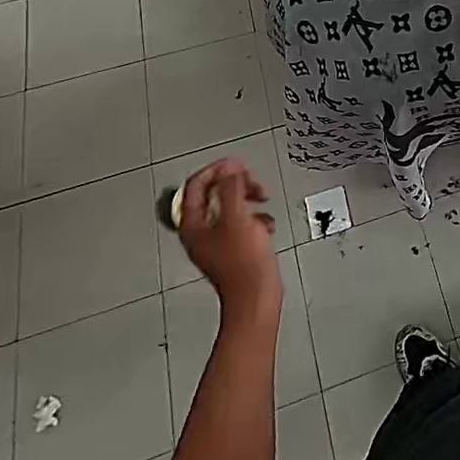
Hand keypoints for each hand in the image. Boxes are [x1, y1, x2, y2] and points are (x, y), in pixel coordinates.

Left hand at [177, 159, 281, 326]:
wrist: (256, 296)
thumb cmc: (243, 262)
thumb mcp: (237, 218)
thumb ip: (232, 189)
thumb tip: (230, 168)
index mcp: (194, 224)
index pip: (197, 186)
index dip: (216, 170)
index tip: (236, 164)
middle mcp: (201, 232)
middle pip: (213, 195)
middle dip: (235, 184)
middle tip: (253, 183)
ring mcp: (218, 241)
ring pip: (230, 207)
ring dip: (247, 199)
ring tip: (262, 200)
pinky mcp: (235, 248)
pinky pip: (243, 223)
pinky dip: (255, 218)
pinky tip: (265, 225)